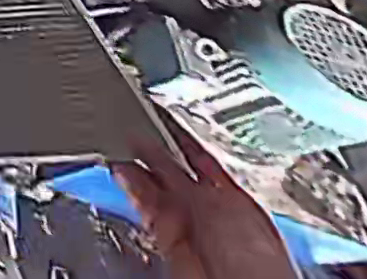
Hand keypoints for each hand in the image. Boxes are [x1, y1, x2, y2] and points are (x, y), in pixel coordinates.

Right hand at [112, 116, 296, 278]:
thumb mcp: (214, 198)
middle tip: (123, 124)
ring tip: (113, 143)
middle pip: (168, 166)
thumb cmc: (253, 255)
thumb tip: (144, 140)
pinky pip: (140, 201)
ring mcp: (184, 219)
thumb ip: (176, 169)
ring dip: (131, 164)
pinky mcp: (164, 232)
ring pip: (150, 182)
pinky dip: (127, 184)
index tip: (152, 111)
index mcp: (230, 194)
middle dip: (146, 146)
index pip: (196, 153)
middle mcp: (206, 205)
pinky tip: (117, 169)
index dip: (173, 132)